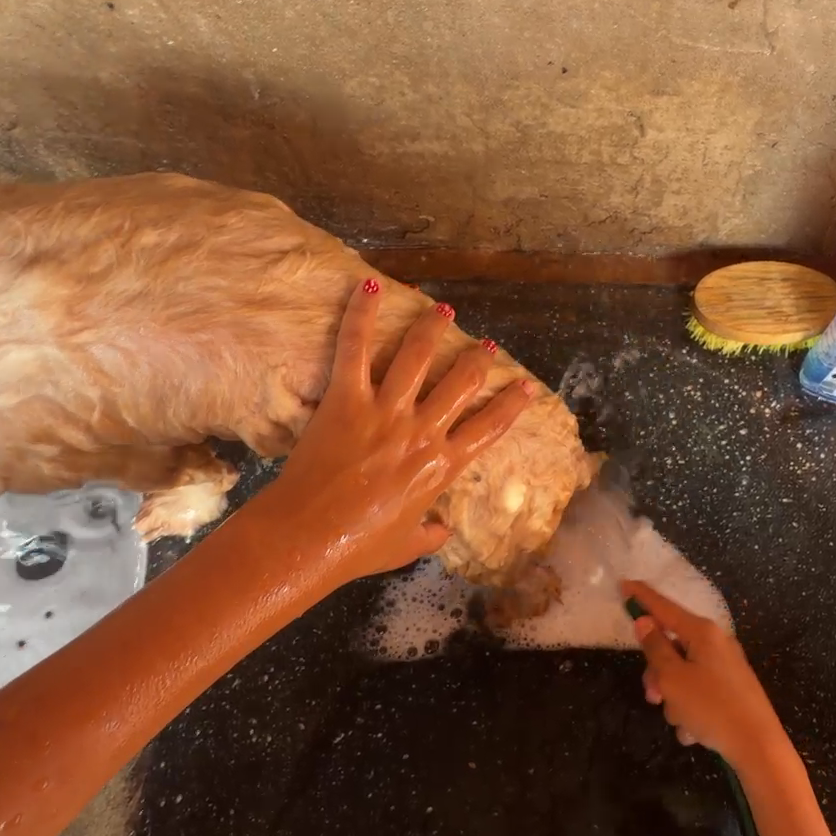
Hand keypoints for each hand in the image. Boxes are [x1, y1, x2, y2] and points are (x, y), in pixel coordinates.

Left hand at [257, 278, 533, 582]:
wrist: (308, 540)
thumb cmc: (359, 548)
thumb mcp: (406, 546)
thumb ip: (430, 534)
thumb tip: (443, 532)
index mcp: (442, 466)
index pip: (490, 428)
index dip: (513, 404)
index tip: (527, 387)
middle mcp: (423, 432)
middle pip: (462, 382)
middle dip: (479, 359)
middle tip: (485, 345)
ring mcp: (386, 411)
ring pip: (418, 356)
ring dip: (433, 328)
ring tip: (442, 310)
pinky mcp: (347, 399)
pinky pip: (356, 349)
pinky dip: (361, 315)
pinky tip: (370, 287)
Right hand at [624, 580, 785, 768]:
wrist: (758, 747)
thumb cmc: (712, 708)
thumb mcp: (674, 679)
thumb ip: (656, 648)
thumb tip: (644, 621)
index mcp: (703, 633)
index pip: (665, 607)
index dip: (642, 597)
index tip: (624, 584)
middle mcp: (716, 643)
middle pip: (672, 648)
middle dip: (658, 674)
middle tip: (653, 697)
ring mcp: (726, 666)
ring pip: (683, 675)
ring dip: (675, 699)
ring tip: (682, 722)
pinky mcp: (731, 689)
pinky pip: (699, 693)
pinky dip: (691, 711)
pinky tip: (695, 732)